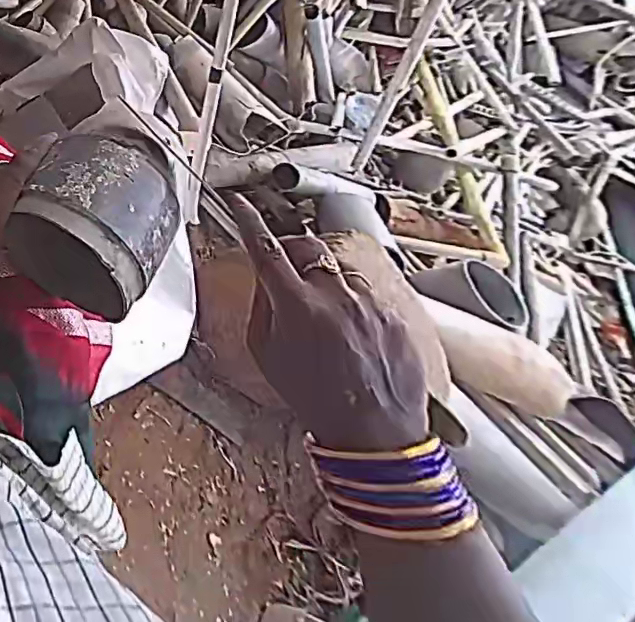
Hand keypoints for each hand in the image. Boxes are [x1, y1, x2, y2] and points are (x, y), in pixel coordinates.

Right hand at [229, 193, 428, 450]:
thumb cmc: (313, 394)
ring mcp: (370, 305)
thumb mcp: (265, 349)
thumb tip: (265, 276)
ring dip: (322, 278)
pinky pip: (364, 292)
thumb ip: (263, 304)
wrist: (376, 432)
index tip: (238, 202)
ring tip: (321, 312)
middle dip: (291, 251)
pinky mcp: (396, 316)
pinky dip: (349, 301)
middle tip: (286, 273)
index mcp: (296, 305)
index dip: (248, 220)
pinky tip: (347, 330)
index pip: (266, 248)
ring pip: (336, 267)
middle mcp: (335, 297)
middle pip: (307, 246)